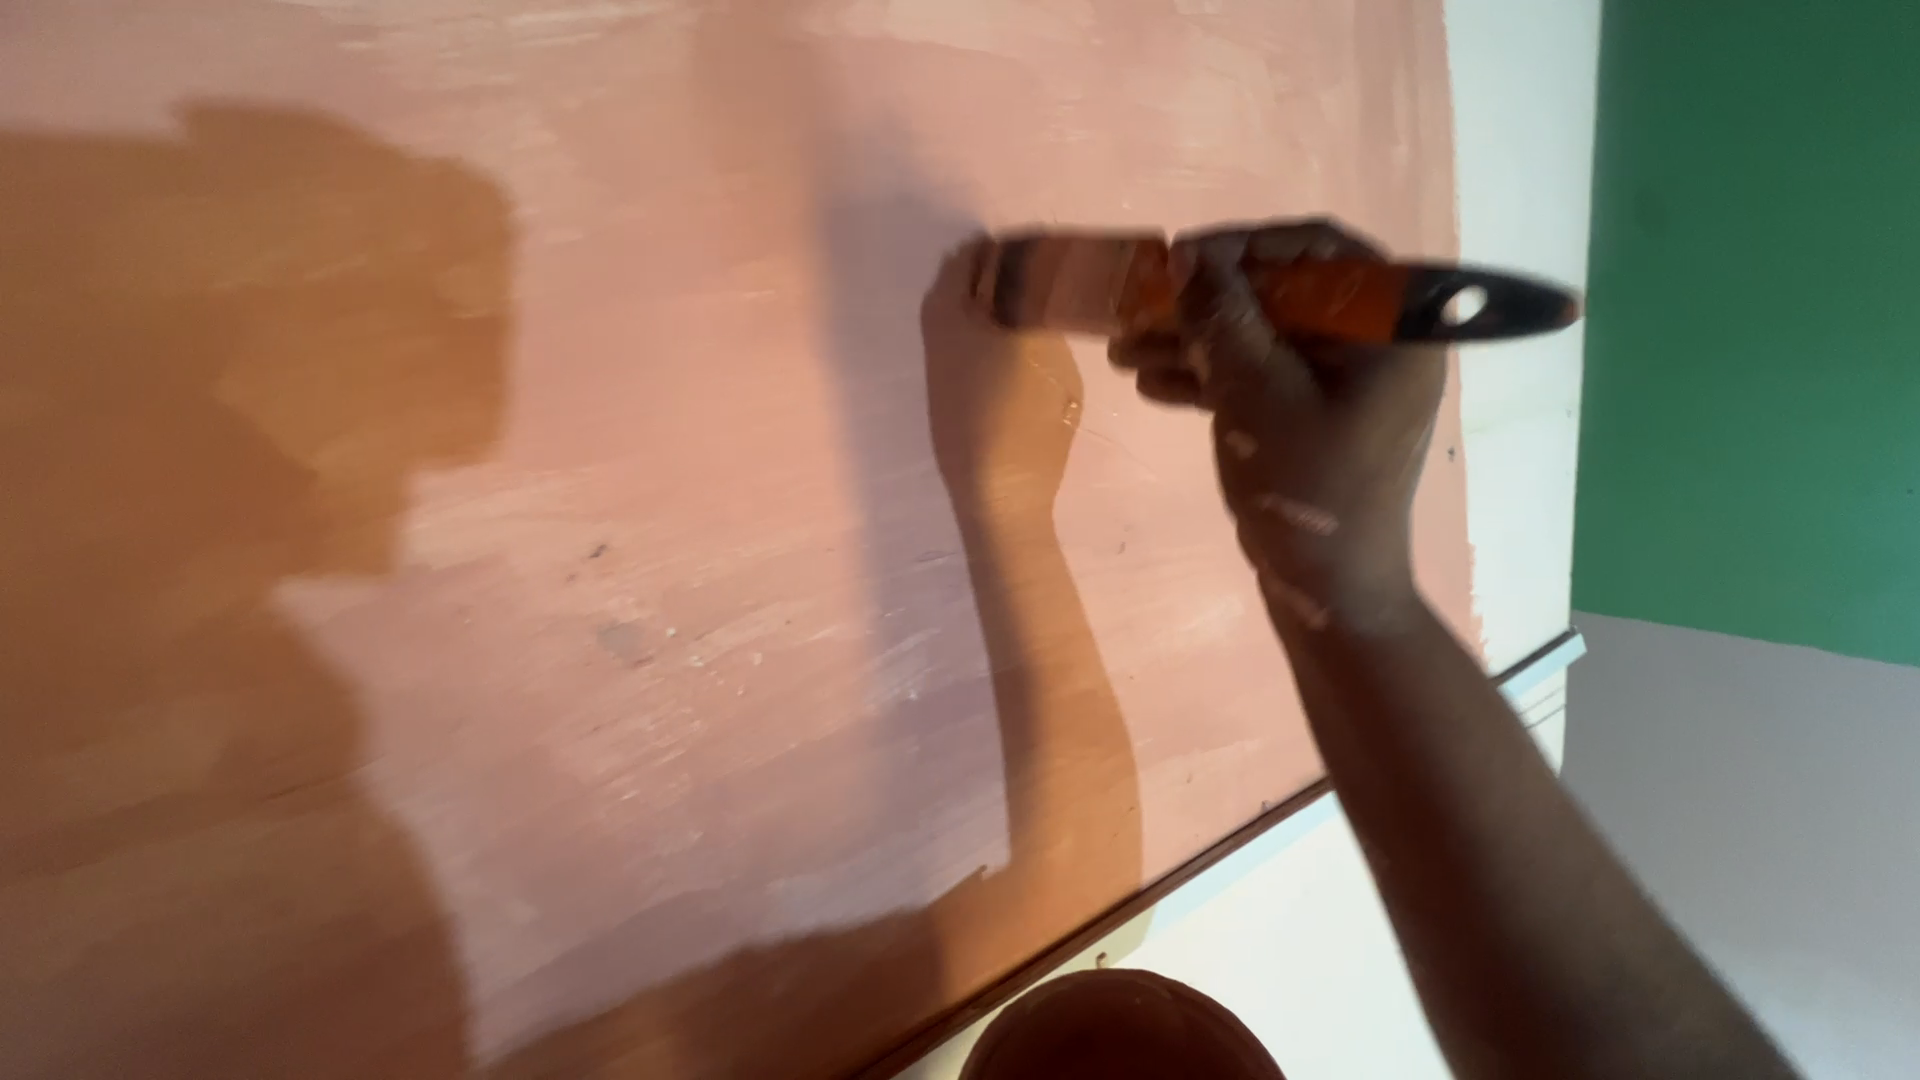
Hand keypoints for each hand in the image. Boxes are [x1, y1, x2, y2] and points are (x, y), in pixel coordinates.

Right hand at [1109, 220, 1445, 629]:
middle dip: (1201, 305)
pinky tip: (1153, 386)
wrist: (1327, 587)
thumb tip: (1187, 256)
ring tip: (1123, 352)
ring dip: (1192, 344)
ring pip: (1259, 338)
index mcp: (1390, 325)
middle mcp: (1373, 343)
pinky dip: (1208, 379)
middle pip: (1278, 296)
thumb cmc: (1305, 488)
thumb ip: (1222, 319)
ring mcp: (1340, 381)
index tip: (1176, 259)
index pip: (1317, 251)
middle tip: (1136, 309)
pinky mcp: (1311, 413)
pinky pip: (1258, 378)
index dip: (1241, 247)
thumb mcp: (1255, 395)